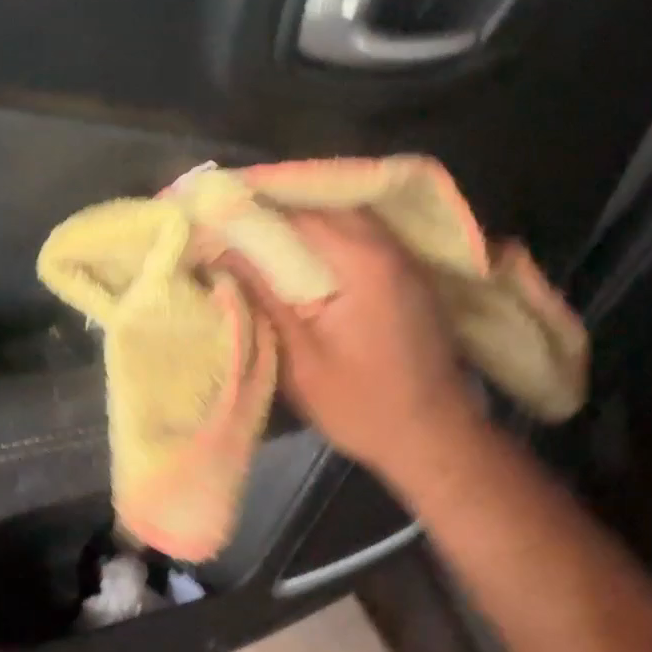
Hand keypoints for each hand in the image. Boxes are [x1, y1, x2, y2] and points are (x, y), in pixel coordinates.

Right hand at [227, 210, 481, 475]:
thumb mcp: (299, 356)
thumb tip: (222, 253)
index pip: (299, 216)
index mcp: (363, 264)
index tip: (214, 217)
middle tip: (233, 223)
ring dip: (304, 222)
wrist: (436, 443)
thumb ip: (262, 296)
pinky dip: (328, 237)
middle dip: (278, 210)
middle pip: (326, 208)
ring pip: (347, 219)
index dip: (253, 212)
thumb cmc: (361, 404)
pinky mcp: (409, 279)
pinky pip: (363, 238)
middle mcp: (389, 251)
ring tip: (259, 236)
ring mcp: (405, 263)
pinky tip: (300, 257)